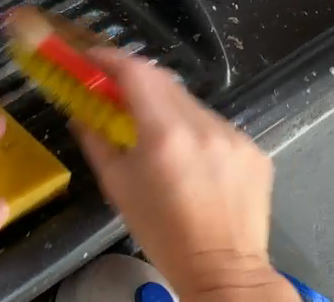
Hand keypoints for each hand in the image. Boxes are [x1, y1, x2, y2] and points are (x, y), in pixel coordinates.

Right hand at [74, 49, 291, 301]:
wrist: (226, 275)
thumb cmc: (162, 232)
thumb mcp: (116, 184)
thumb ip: (94, 138)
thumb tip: (80, 112)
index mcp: (164, 133)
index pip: (134, 71)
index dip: (109, 58)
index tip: (91, 59)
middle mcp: (201, 126)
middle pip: (161, 79)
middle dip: (133, 78)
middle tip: (114, 89)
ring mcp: (232, 136)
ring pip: (188, 101)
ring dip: (165, 104)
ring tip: (153, 128)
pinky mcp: (253, 149)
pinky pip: (213, 122)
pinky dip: (193, 127)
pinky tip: (189, 153)